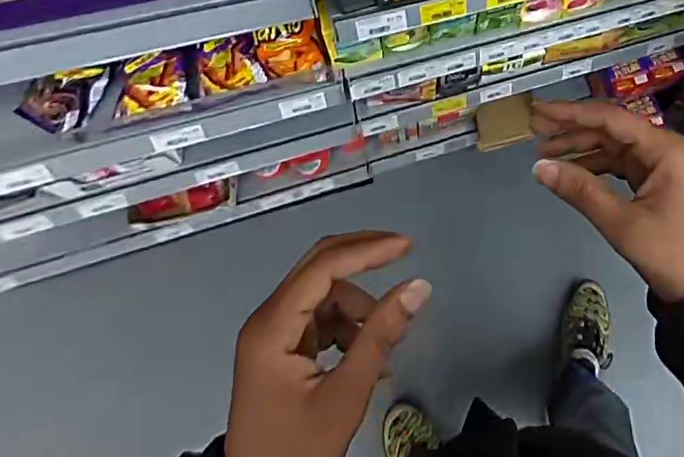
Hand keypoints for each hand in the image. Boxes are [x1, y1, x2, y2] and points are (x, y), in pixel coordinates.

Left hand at [227, 231, 431, 456]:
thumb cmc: (298, 452)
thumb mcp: (345, 396)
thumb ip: (381, 336)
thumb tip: (417, 287)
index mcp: (272, 326)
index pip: (324, 267)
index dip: (367, 250)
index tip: (405, 247)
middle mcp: (267, 318)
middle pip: (319, 266)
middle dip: (363, 258)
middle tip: (403, 253)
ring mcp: (271, 332)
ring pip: (324, 292)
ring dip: (358, 306)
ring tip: (384, 339)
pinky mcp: (280, 347)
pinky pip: (320, 317)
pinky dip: (347, 325)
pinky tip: (366, 351)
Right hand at [531, 100, 683, 302]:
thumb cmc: (672, 253)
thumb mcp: (622, 224)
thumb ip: (580, 191)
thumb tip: (539, 167)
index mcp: (662, 148)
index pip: (609, 118)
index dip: (571, 113)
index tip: (540, 111)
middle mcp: (661, 146)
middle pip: (608, 127)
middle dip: (571, 128)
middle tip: (535, 128)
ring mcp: (657, 162)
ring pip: (610, 144)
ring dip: (578, 146)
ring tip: (544, 150)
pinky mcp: (652, 178)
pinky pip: (616, 161)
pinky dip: (591, 164)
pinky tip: (568, 169)